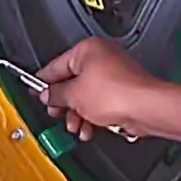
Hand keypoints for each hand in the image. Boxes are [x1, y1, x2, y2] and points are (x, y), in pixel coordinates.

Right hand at [36, 37, 171, 141]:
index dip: (43, 81)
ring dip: (77, 114)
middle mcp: (101, 58)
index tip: (34, 90)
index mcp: (87, 50)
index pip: (56, 65)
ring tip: (75, 126)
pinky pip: (99, 104)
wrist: (146, 108)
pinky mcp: (122, 92)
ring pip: (85, 96)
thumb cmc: (117, 93)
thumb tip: (47, 95)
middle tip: (56, 112)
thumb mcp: (74, 95)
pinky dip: (92, 116)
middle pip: (71, 82)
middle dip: (63, 103)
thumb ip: (56, 94)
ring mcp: (113, 75)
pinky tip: (89, 129)